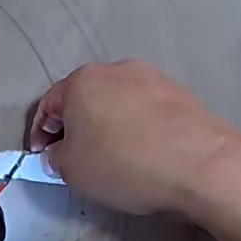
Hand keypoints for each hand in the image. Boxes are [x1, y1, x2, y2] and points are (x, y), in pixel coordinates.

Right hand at [28, 60, 240, 214]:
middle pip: (85, 98)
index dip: (40, 132)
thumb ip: (56, 157)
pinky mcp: (180, 93)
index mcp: (81, 81)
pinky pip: (146, 111)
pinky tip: (143, 151)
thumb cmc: (124, 164)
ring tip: (112, 156)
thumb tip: (60, 151)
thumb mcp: (73, 170)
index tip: (40, 155)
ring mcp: (152, 78)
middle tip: (74, 155)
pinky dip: (137, 128)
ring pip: (117, 102)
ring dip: (108, 125)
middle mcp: (115, 70)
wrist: (200, 163)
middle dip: (75, 126)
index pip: (49, 105)